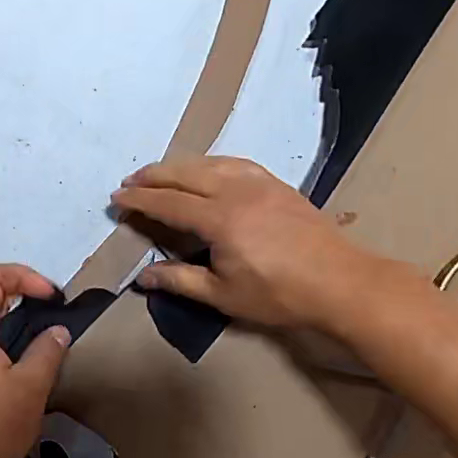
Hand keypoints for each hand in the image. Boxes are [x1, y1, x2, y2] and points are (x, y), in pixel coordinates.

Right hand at [112, 156, 432, 334]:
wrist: (340, 283)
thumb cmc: (279, 295)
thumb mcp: (223, 295)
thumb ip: (180, 280)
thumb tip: (142, 276)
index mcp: (220, 219)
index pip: (168, 202)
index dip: (139, 200)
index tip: (117, 199)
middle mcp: (236, 191)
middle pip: (185, 173)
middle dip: (153, 175)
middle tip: (130, 182)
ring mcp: (259, 183)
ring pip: (210, 163)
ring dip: (179, 165)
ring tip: (160, 173)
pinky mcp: (277, 183)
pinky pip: (235, 162)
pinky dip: (210, 163)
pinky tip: (206, 169)